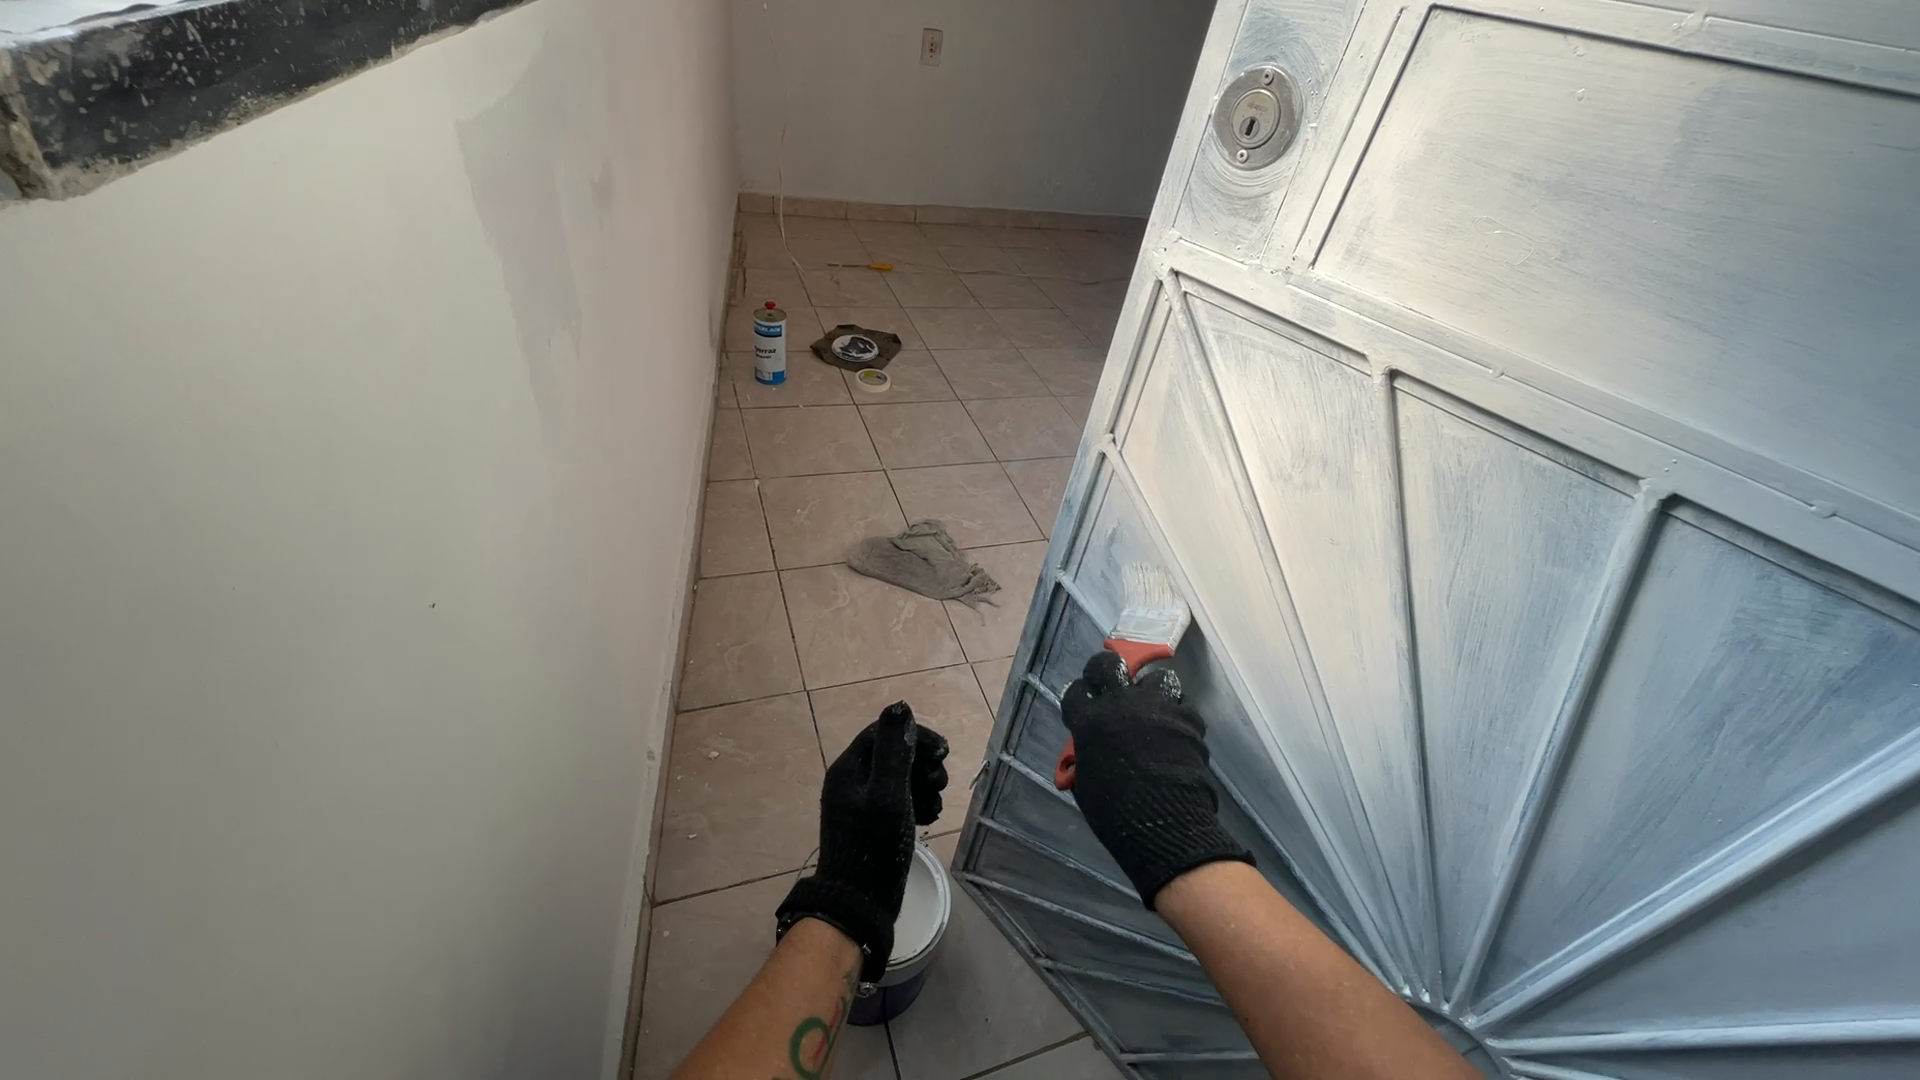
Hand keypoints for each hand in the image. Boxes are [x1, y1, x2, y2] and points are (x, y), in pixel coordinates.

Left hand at [776, 703, 948, 984]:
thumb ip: (894, 749)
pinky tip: (929, 818)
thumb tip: (899, 706)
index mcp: (850, 768)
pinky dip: (918, 803)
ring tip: (936, 805)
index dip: (916, 736)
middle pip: (894, 753)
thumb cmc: (874, 846)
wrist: (860, 904)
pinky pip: (900, 800)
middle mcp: (853, 781)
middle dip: (923, 762)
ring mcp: (862, 804)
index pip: (884, 731)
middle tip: (941, 781)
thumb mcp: (888, 793)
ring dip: (924, 784)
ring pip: (901, 777)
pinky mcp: (874, 823)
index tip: (943, 753)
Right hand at [1061, 651, 1251, 908]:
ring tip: (1152, 704)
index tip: (1084, 699)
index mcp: (1090, 721)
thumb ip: (1087, 754)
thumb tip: (1091, 747)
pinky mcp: (1185, 717)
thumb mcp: (1087, 781)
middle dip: (1105, 668)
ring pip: (1154, 676)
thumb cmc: (1115, 811)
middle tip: (1110, 680)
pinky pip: (1182, 703)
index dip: (1079, 694)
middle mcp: (1120, 704)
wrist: (1164, 823)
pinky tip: (1176, 727)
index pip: (1075, 691)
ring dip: (1150, 688)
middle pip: (1107, 665)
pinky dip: (1177, 712)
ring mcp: (1155, 707)